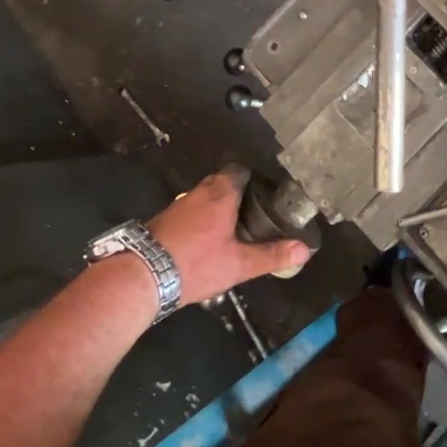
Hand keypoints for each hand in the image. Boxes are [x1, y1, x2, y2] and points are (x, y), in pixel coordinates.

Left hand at [146, 165, 309, 307]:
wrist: (141, 276)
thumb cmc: (196, 264)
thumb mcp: (239, 264)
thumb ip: (272, 255)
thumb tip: (305, 249)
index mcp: (221, 195)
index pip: (239, 170)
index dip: (253, 177)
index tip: (265, 192)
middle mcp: (199, 192)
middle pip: (221, 182)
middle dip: (236, 193)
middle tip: (252, 213)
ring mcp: (178, 205)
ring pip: (203, 197)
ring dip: (216, 207)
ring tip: (231, 228)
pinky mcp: (163, 220)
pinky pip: (188, 211)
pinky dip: (199, 219)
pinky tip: (204, 241)